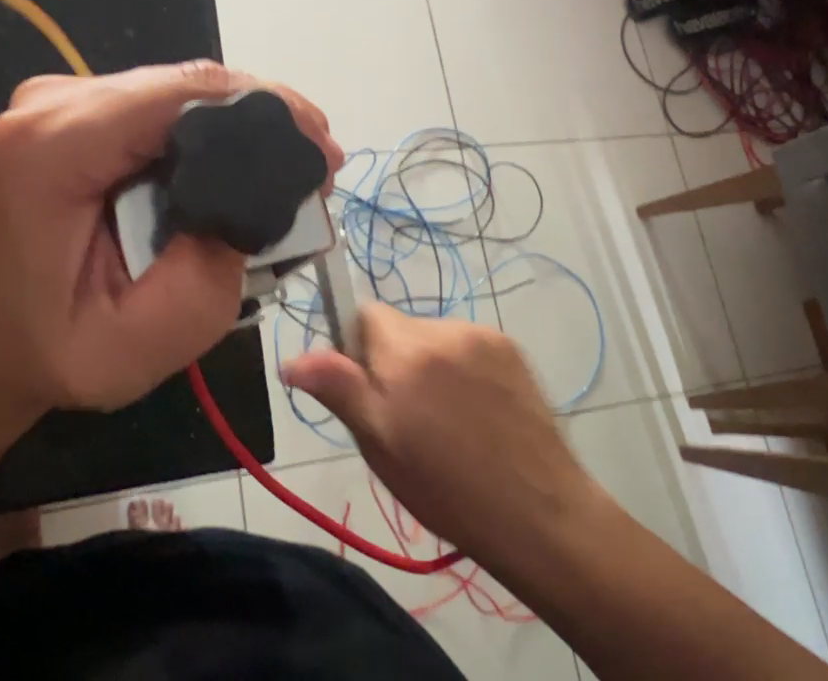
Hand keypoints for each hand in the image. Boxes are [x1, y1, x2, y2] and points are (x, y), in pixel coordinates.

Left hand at [0, 61, 341, 417]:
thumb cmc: (54, 351)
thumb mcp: (140, 345)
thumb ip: (207, 275)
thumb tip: (262, 201)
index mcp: (52, 150)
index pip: (178, 94)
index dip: (263, 110)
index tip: (322, 152)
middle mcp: (51, 105)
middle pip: (184, 84)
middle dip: (264, 120)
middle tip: (322, 168)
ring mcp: (59, 101)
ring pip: (180, 91)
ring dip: (243, 127)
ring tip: (295, 172)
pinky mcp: (77, 112)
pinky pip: (162, 107)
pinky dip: (212, 134)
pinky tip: (247, 167)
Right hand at [281, 305, 600, 566]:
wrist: (537, 513)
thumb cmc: (445, 488)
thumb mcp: (379, 445)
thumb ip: (338, 389)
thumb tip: (291, 359)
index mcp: (405, 350)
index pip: (361, 315)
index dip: (355, 350)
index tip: (367, 394)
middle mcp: (444, 330)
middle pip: (398, 328)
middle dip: (392, 361)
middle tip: (405, 419)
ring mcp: (484, 337)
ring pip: (433, 339)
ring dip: (427, 366)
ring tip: (445, 421)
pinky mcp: (513, 350)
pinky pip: (467, 348)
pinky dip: (461, 371)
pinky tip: (475, 414)